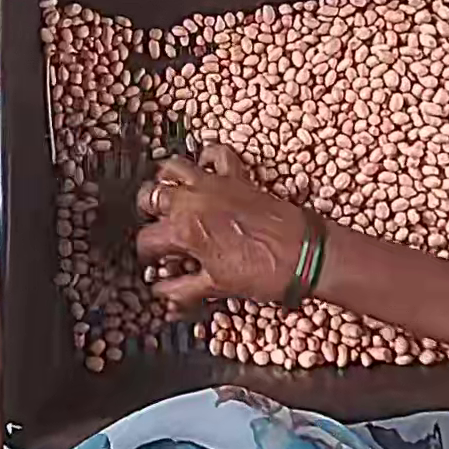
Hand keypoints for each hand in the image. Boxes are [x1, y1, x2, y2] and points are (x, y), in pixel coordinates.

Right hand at [133, 142, 307, 314]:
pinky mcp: (235, 176)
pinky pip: (215, 153)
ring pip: (173, 166)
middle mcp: (192, 201)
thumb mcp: (217, 286)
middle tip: (157, 225)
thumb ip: (182, 289)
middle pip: (150, 196)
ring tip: (167, 190)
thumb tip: (164, 294)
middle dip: (147, 211)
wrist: (303, 254)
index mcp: (184, 230)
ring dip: (165, 177)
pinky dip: (206, 155)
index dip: (146, 254)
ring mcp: (213, 184)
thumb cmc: (264, 270)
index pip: (147, 240)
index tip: (153, 261)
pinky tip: (203, 166)